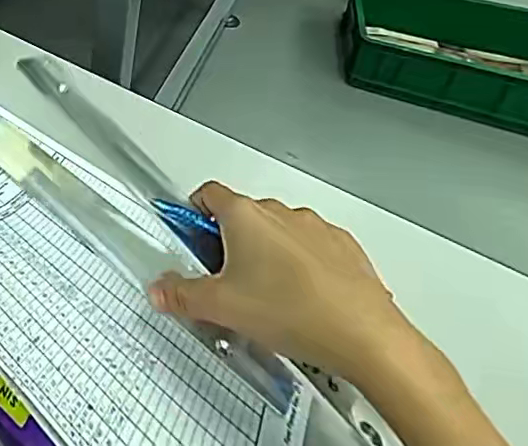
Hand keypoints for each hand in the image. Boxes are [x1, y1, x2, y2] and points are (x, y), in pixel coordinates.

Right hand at [149, 182, 406, 374]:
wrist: (364, 334)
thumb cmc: (298, 311)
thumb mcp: (223, 307)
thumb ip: (183, 295)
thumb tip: (163, 290)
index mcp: (243, 215)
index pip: (206, 193)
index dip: (193, 212)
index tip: (189, 233)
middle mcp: (277, 211)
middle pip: (241, 214)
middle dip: (229, 241)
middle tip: (226, 278)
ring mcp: (312, 226)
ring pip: (277, 230)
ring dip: (267, 252)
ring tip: (267, 296)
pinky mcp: (341, 245)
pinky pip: (311, 246)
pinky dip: (302, 265)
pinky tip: (301, 299)